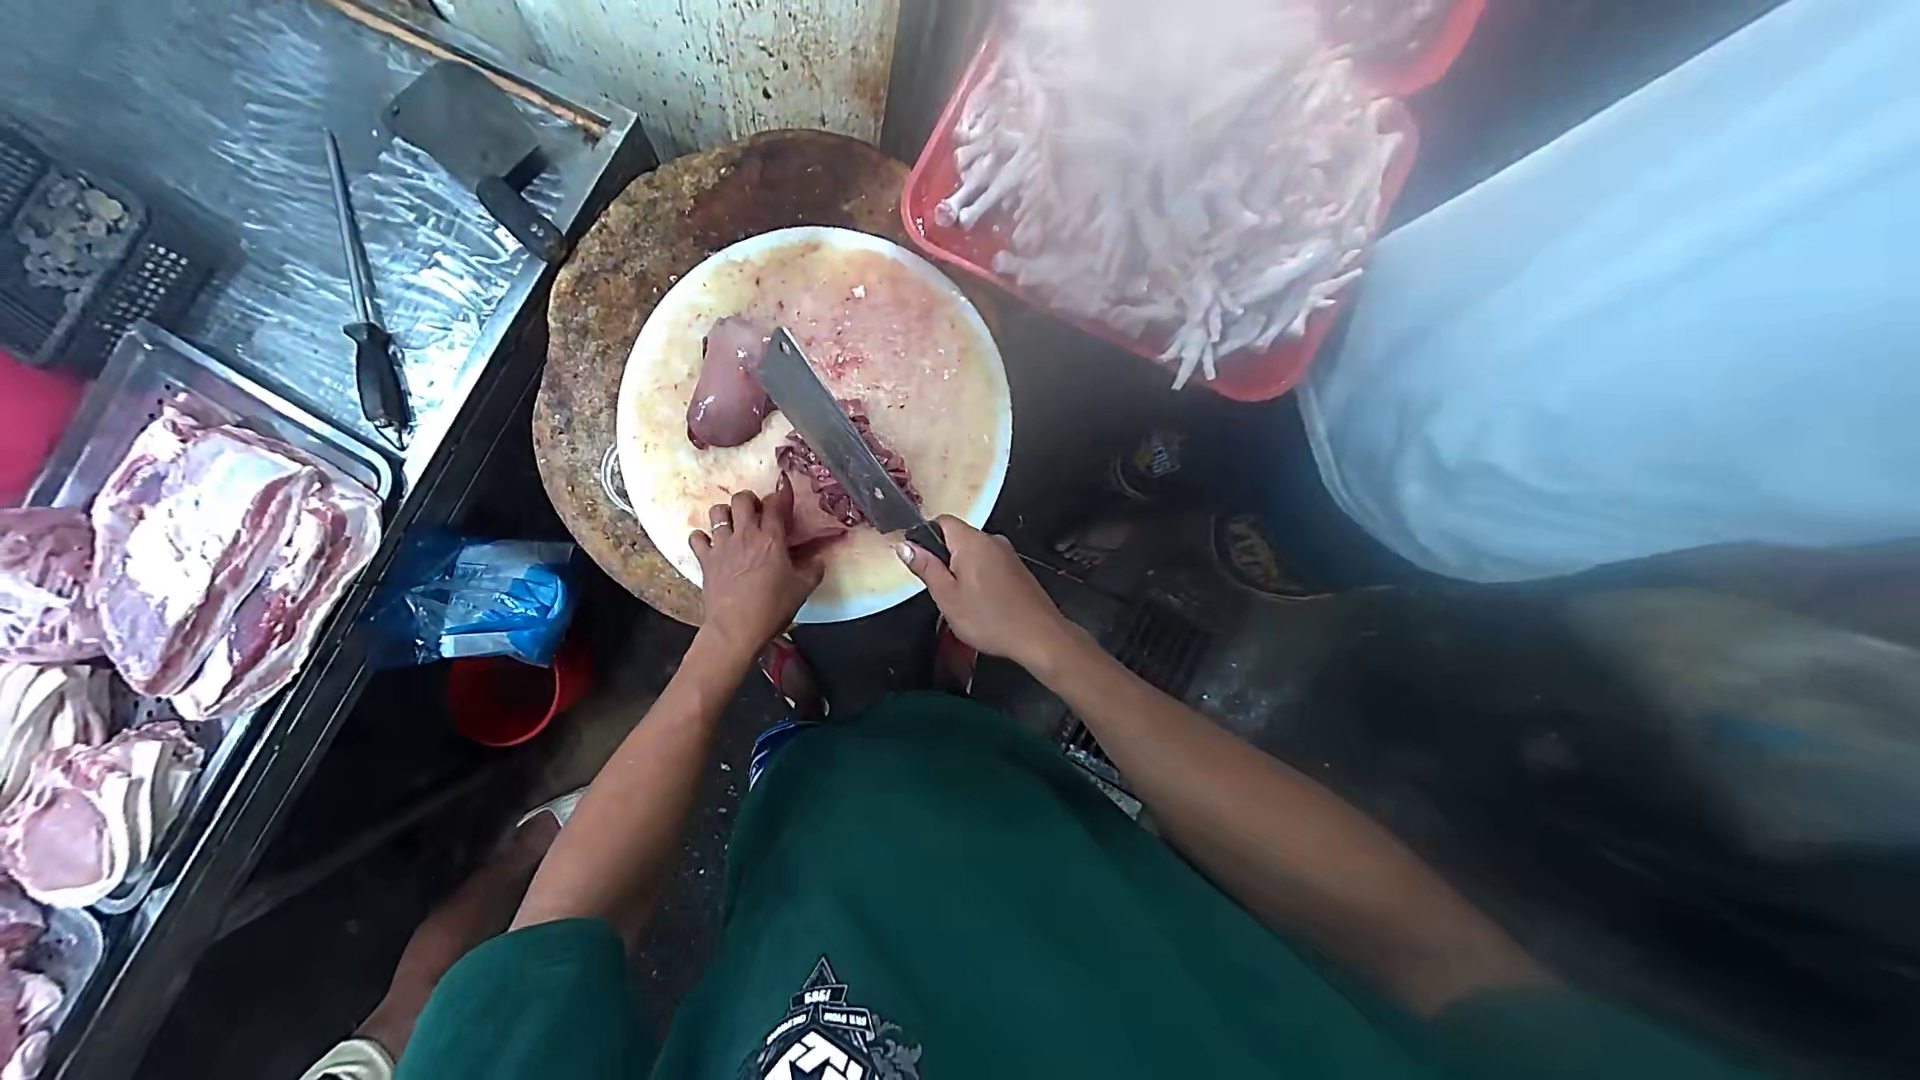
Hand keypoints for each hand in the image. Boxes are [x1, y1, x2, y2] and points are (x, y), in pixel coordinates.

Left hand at [690, 478, 823, 656]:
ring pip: (717, 511)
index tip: (783, 493)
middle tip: (756, 514)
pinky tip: (711, 545)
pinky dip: (702, 537)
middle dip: (750, 500)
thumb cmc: (773, 607)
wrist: (737, 628)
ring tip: (733, 525)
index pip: (775, 503)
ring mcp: (722, 545)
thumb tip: (819, 559)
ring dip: (726, 513)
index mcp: (772, 539)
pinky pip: (696, 537)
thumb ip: (814, 569)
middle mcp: (745, 535)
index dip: (780, 495)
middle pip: (742, 498)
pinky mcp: (705, 559)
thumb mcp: (803, 589)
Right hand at [896, 516, 1073, 670]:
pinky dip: (981, 579)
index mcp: (972, 541)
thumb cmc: (991, 619)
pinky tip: (983, 604)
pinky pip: (990, 565)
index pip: (942, 521)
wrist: (1038, 636)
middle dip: (945, 560)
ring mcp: (1008, 554)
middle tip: (943, 590)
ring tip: (964, 602)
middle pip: (958, 538)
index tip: (921, 561)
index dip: (926, 537)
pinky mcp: (1017, 569)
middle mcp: (992, 540)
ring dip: (963, 572)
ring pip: (974, 554)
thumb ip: (925, 567)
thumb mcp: (947, 596)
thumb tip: (906, 546)